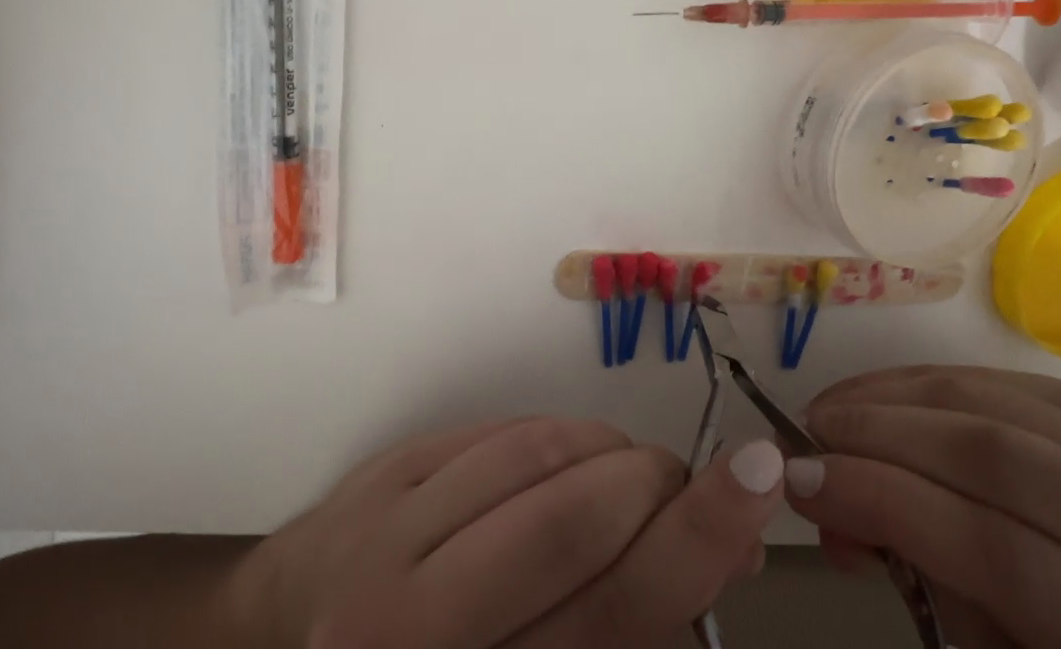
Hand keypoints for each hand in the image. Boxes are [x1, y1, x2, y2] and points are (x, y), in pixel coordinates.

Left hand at [228, 417, 785, 648]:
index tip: (756, 473)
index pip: (615, 610)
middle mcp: (420, 627)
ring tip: (625, 470)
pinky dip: (554, 435)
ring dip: (608, 449)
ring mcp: (384, 542)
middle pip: (573, 522)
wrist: (304, 638)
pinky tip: (566, 459)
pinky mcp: (375, 479)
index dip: (698, 534)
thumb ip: (630, 614)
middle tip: (682, 484)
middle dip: (655, 486)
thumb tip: (724, 538)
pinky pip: (491, 431)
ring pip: (533, 456)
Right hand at [782, 367, 1060, 648]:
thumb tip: (822, 496)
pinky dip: (917, 380)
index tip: (802, 481)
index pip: (997, 551)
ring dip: (889, 397)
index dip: (887, 503)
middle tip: (808, 436)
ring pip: (993, 401)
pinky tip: (870, 395)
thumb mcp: (991, 644)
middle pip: (997, 458)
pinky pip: (994, 378)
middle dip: (880, 436)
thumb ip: (910, 568)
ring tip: (827, 412)